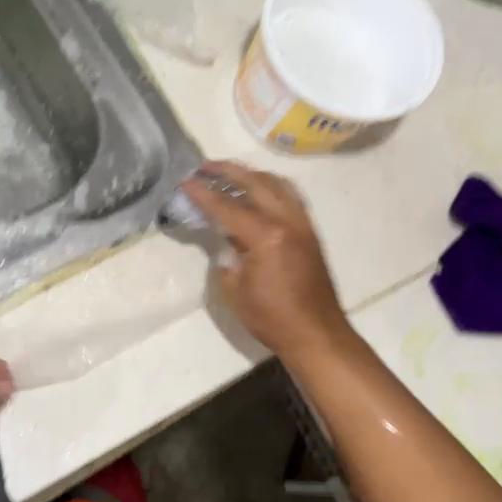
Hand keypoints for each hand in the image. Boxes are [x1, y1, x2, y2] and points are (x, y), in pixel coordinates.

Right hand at [182, 160, 353, 358]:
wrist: (315, 333)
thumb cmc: (270, 317)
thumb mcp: (233, 289)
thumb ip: (226, 257)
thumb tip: (226, 240)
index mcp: (266, 236)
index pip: (227, 206)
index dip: (203, 194)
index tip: (185, 182)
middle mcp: (287, 221)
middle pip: (255, 183)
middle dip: (228, 171)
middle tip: (204, 167)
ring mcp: (302, 224)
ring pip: (278, 184)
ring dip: (252, 174)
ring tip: (231, 173)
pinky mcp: (310, 231)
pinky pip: (291, 196)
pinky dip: (272, 186)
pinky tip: (259, 191)